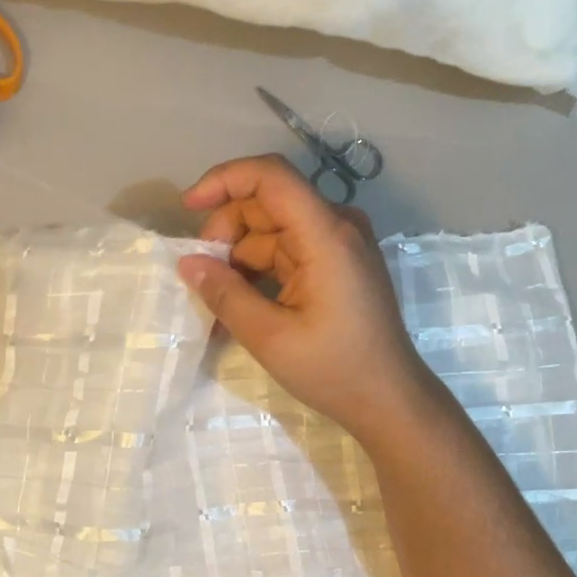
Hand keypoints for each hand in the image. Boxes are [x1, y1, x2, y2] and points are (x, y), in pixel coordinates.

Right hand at [177, 155, 440, 438]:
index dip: (224, 180)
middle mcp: (337, 227)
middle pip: (268, 203)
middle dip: (226, 229)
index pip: (271, 176)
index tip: (189, 208)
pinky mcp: (338, 265)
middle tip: (201, 274)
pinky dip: (258, 270)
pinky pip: (288, 251)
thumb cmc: (334, 370)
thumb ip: (225, 294)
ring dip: (238, 256)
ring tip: (215, 299)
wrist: (389, 400)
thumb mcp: (269, 337)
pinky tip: (239, 302)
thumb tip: (188, 263)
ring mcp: (340, 245)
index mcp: (326, 235)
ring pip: (273, 229)